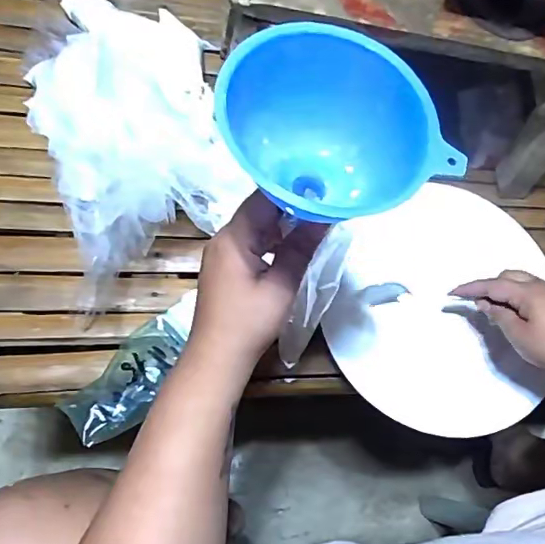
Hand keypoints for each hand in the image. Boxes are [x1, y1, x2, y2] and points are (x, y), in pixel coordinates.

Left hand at [190, 195, 328, 368]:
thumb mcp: (281, 285)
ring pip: (258, 228)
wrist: (218, 358)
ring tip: (318, 220)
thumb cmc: (249, 322)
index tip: (321, 185)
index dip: (292, 189)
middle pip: (260, 211)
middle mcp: (224, 239)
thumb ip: (301, 249)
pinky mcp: (228, 269)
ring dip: (285, 225)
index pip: (263, 199)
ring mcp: (223, 254)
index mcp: (233, 238)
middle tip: (326, 201)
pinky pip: (254, 244)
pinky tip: (296, 246)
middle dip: (293, 205)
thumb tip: (324, 218)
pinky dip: (275, 241)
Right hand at [452, 270, 544, 374]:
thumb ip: (499, 315)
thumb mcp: (518, 334)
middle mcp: (538, 285)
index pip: (493, 284)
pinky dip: (513, 294)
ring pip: (518, 281)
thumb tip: (485, 303)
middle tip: (473, 302)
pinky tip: (509, 310)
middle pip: (506, 276)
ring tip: (489, 306)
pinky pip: (527, 289)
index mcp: (527, 291)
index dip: (471, 288)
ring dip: (501, 289)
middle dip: (487, 285)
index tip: (453, 292)